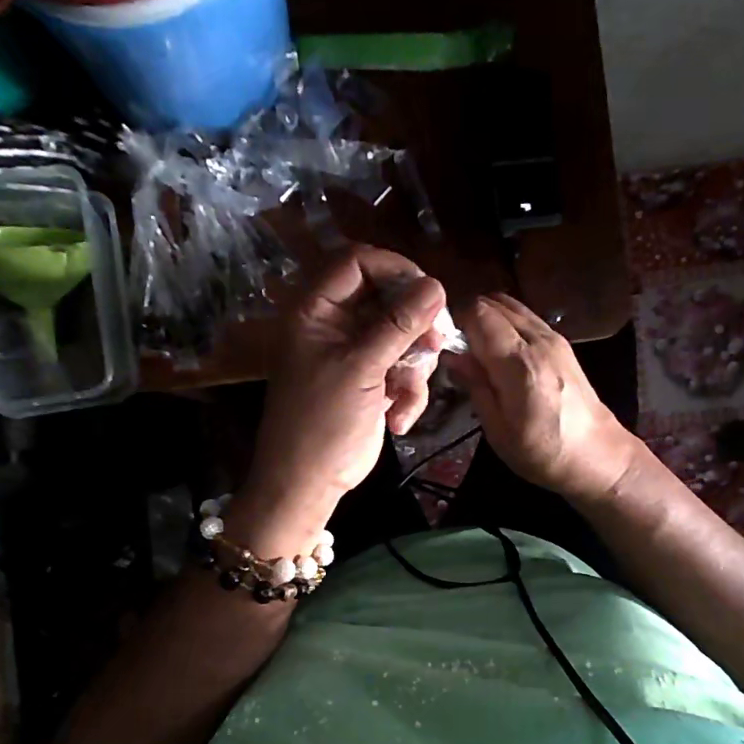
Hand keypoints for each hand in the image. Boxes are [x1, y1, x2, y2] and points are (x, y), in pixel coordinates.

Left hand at [233, 246, 447, 555]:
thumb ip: (398, 324)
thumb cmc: (322, 422)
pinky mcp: (372, 380)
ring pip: (403, 335)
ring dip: (414, 366)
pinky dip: (408, 392)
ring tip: (406, 394)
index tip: (427, 290)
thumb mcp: (361, 369)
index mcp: (317, 311)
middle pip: (388, 298)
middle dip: (414, 325)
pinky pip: (403, 368)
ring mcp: (355, 354)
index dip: (393, 268)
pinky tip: (399, 420)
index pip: (356, 262)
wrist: (308, 482)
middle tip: (433, 344)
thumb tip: (435, 285)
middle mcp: (336, 325)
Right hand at [448, 294, 642, 503]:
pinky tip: (499, 351)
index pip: (479, 314)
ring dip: (489, 318)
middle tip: (459, 347)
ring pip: (511, 305)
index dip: (457, 321)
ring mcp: (554, 338)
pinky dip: (506, 323)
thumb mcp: (497, 429)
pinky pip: (525, 317)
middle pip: (494, 303)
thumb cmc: (541, 452)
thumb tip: (453, 356)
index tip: (446, 344)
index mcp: (519, 364)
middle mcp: (538, 341)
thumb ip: (475, 386)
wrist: (596, 456)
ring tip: (477, 349)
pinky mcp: (562, 342)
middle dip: (470, 317)